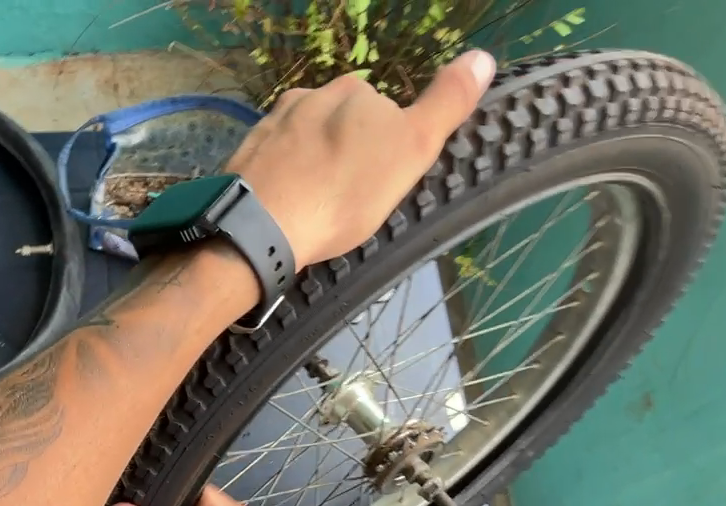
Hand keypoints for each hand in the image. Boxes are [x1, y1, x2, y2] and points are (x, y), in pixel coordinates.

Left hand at [227, 51, 495, 266]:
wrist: (263, 227)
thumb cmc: (345, 194)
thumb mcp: (411, 149)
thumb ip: (445, 104)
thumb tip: (483, 57)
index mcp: (355, 91)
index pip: (381, 111)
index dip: (383, 148)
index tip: (374, 183)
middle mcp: (310, 96)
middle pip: (337, 122)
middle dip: (343, 152)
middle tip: (343, 198)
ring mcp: (270, 124)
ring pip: (301, 140)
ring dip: (308, 164)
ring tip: (310, 204)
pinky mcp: (242, 156)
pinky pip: (270, 163)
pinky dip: (278, 180)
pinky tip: (280, 206)